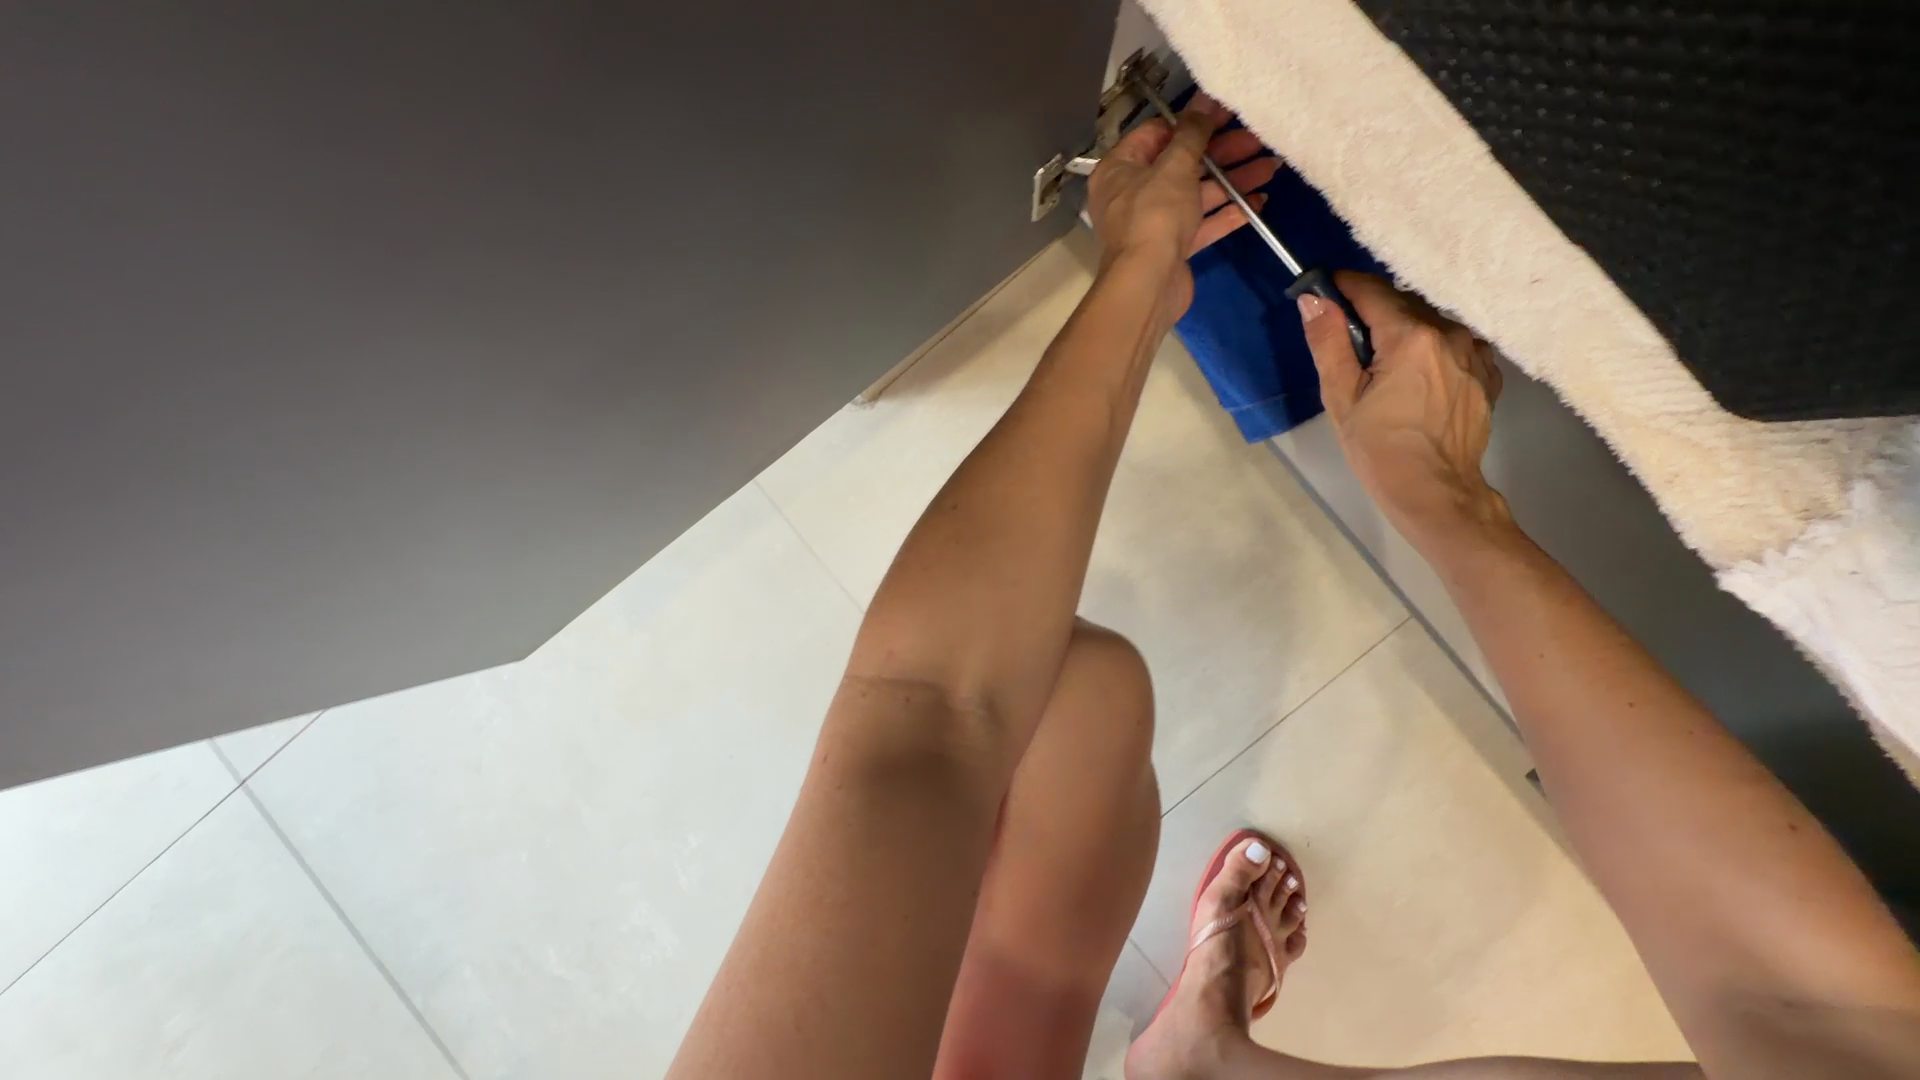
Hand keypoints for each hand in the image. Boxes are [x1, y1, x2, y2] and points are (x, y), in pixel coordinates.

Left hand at [1086, 93, 1279, 310]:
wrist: (1147, 285)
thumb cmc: (1153, 217)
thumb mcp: (1174, 166)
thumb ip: (1192, 133)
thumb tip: (1205, 98)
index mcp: (1120, 169)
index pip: (1156, 134)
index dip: (1191, 122)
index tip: (1226, 113)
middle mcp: (1132, 194)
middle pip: (1181, 164)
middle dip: (1222, 153)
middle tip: (1258, 139)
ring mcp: (1153, 223)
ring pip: (1196, 194)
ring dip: (1232, 181)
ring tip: (1272, 167)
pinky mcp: (1172, 248)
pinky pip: (1201, 224)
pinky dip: (1227, 213)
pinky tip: (1258, 202)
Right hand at [1301, 272, 1506, 539]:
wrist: (1433, 490)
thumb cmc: (1378, 448)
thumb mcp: (1341, 397)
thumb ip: (1329, 342)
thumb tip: (1313, 301)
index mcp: (1412, 337)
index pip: (1373, 291)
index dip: (1343, 288)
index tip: (1324, 293)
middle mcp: (1451, 333)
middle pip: (1404, 303)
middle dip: (1373, 312)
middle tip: (1348, 340)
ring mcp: (1476, 353)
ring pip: (1431, 322)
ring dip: (1404, 330)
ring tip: (1383, 363)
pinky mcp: (1488, 373)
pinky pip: (1454, 345)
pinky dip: (1432, 349)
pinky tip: (1416, 377)